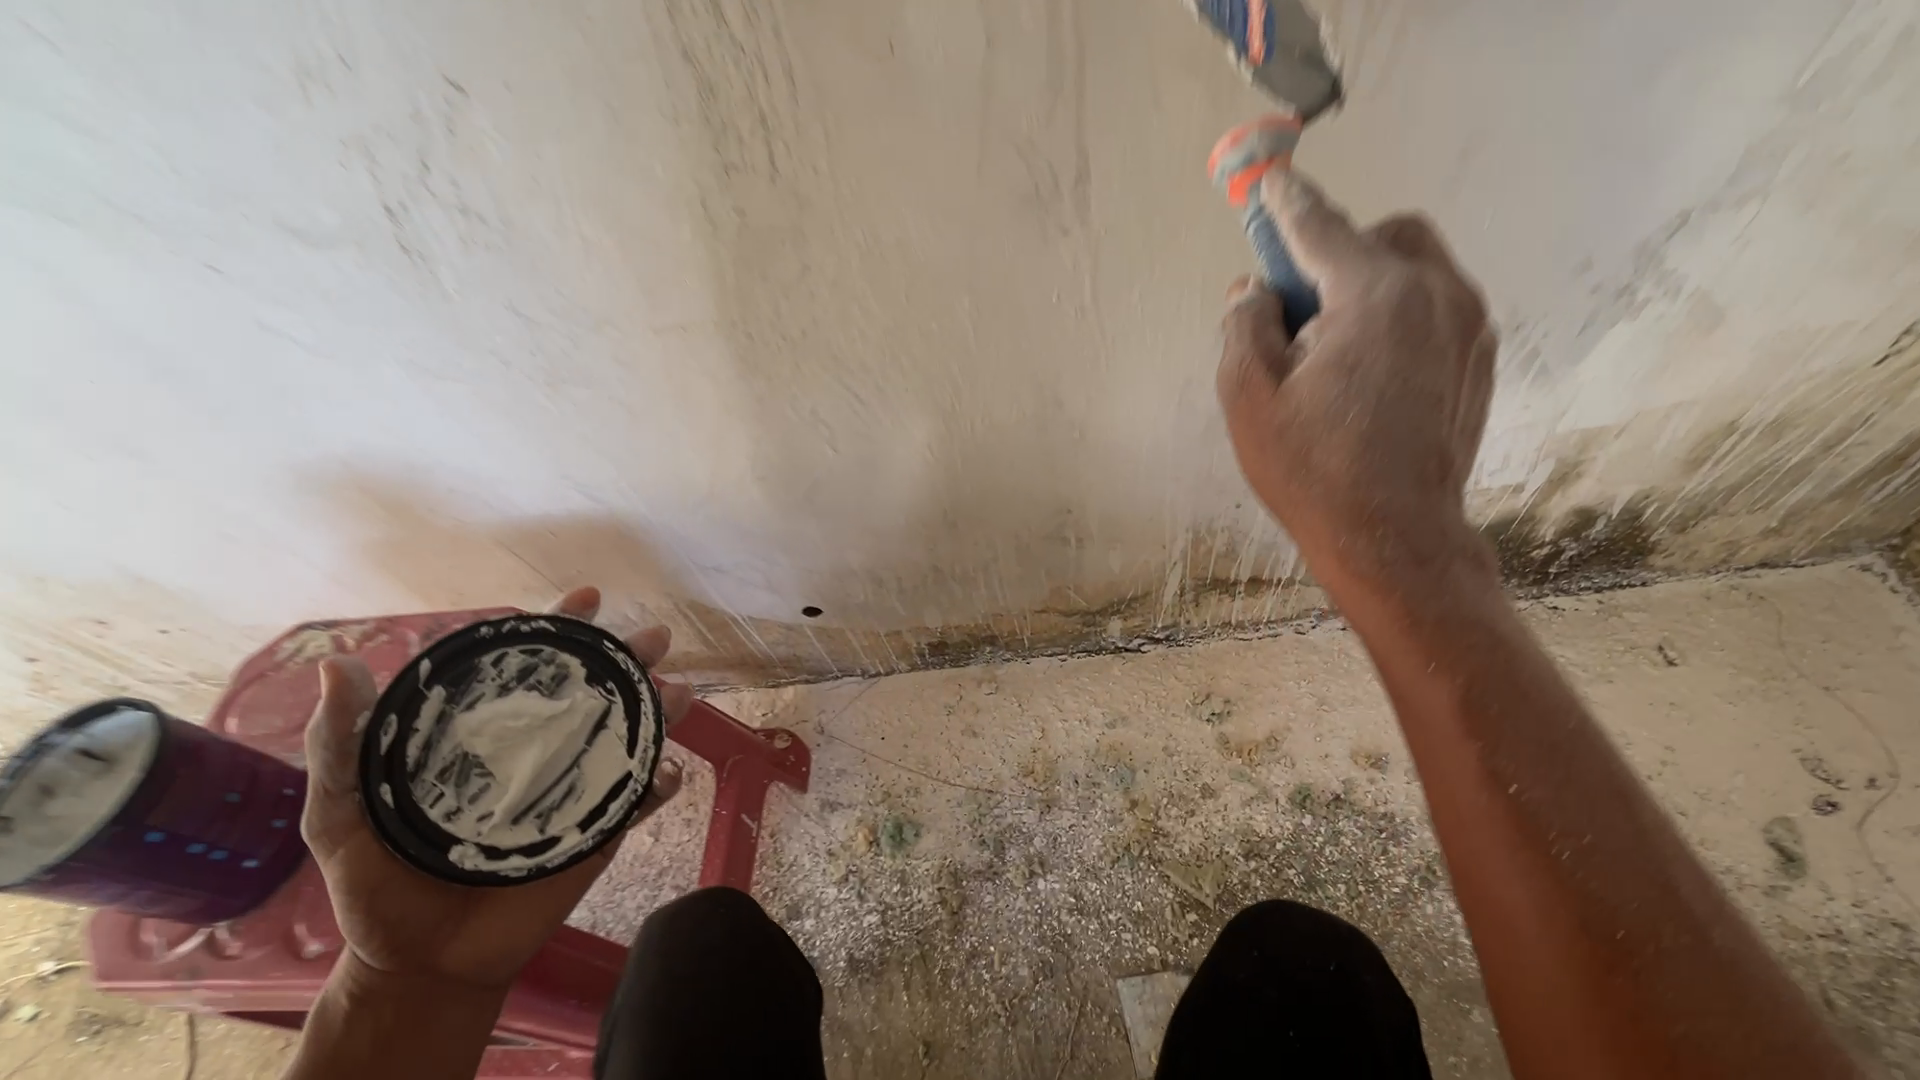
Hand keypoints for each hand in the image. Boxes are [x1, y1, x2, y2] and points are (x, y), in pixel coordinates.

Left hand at [300, 587, 694, 992]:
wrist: (420, 963)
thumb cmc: (378, 884)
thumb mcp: (340, 813)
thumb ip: (340, 745)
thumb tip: (339, 666)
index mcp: (484, 736)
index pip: (524, 669)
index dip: (558, 629)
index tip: (589, 598)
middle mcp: (537, 752)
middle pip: (590, 695)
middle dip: (627, 660)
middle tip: (655, 637)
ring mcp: (571, 792)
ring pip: (625, 741)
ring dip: (659, 713)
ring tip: (679, 693)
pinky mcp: (595, 835)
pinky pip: (636, 805)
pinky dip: (658, 787)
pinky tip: (668, 773)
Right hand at [1217, 171, 1498, 586]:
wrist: (1395, 538)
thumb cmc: (1311, 469)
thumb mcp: (1248, 396)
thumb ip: (1244, 325)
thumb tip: (1255, 291)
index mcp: (1375, 296)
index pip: (1321, 228)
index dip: (1286, 204)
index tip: (1271, 180)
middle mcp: (1437, 294)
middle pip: (1387, 235)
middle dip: (1340, 250)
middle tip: (1301, 305)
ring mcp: (1470, 327)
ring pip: (1419, 268)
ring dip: (1370, 282)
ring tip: (1334, 347)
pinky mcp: (1480, 360)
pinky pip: (1436, 307)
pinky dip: (1398, 314)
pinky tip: (1368, 372)